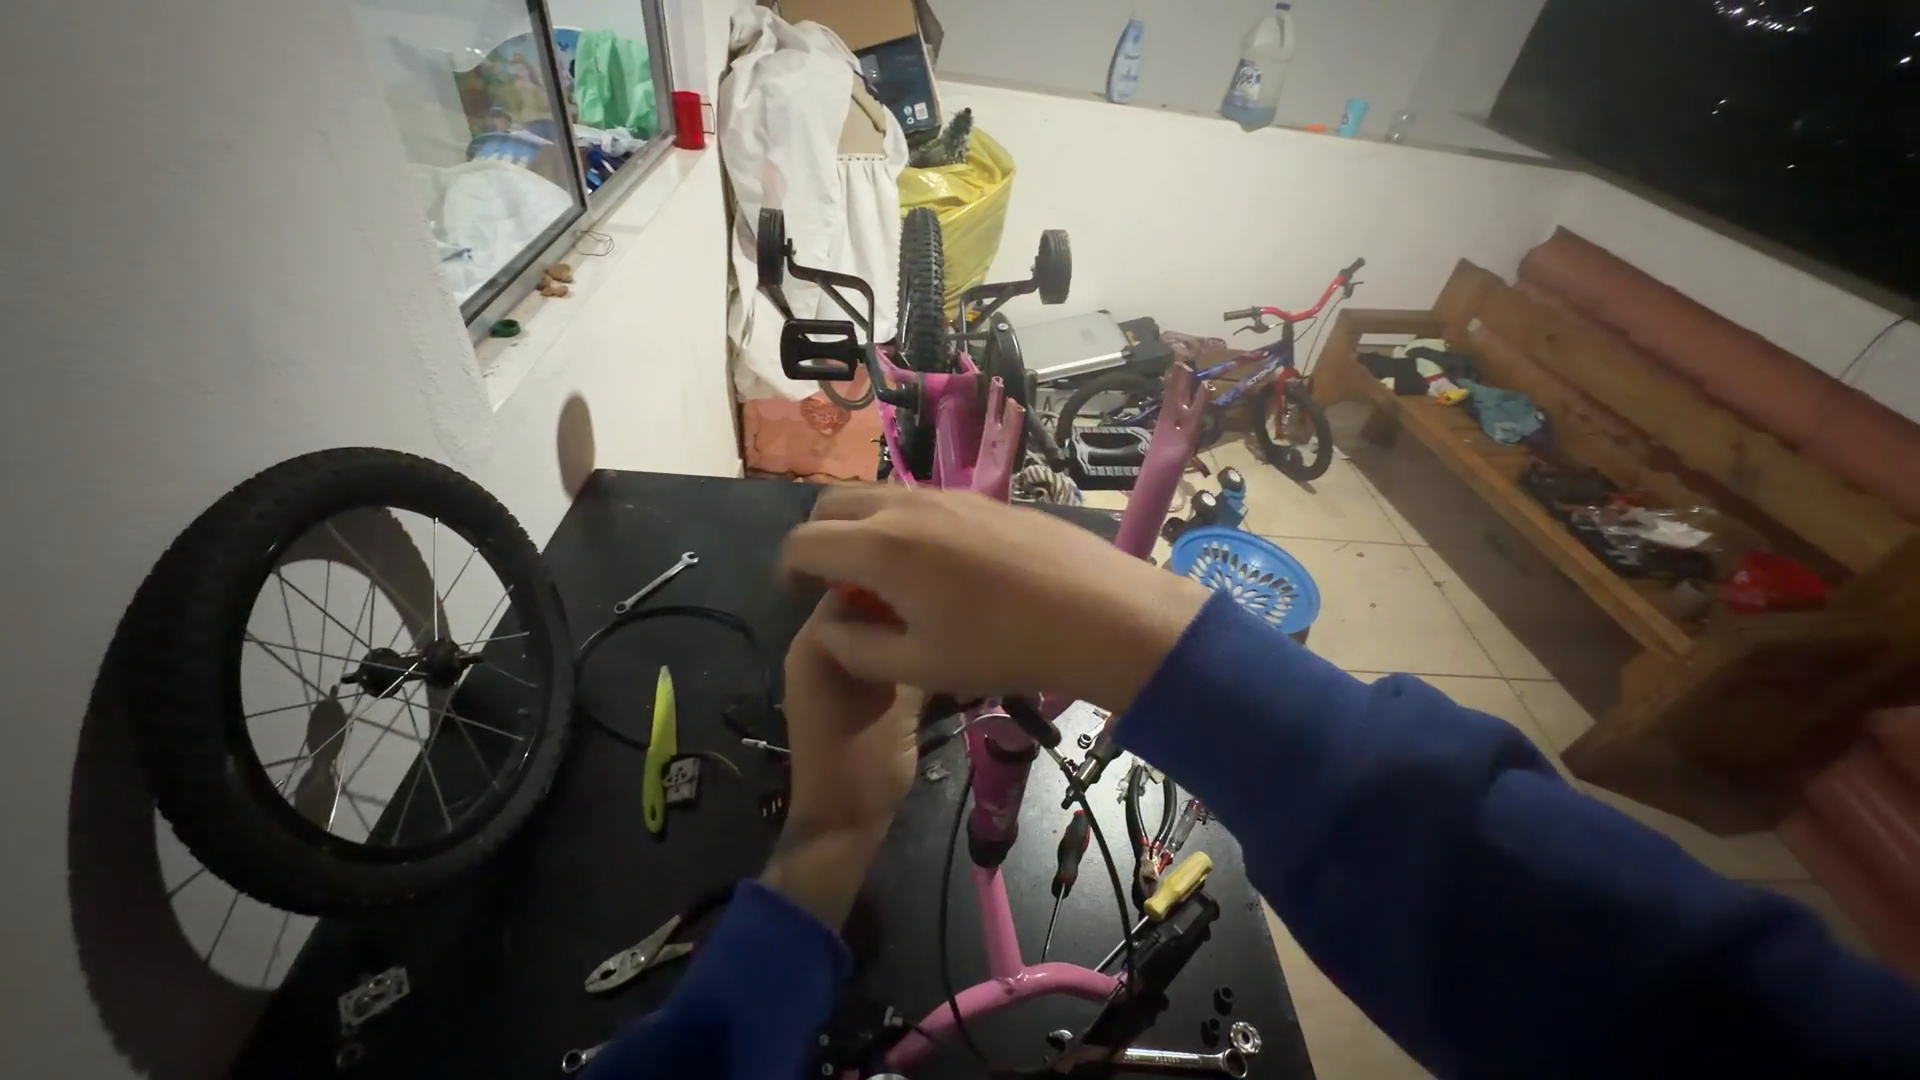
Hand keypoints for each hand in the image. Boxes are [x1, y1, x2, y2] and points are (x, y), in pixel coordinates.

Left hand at [762, 590, 922, 928]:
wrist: (842, 821)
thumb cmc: (864, 762)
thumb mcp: (896, 703)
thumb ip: (910, 654)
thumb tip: (940, 616)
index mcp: (817, 644)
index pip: (851, 584)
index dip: (893, 574)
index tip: (937, 571)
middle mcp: (816, 647)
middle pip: (860, 603)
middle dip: (901, 598)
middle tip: (951, 594)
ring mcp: (829, 670)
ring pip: (869, 629)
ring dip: (902, 623)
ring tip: (948, 616)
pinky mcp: (845, 690)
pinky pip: (872, 653)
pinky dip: (897, 648)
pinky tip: (935, 647)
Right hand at [779, 486, 1209, 711]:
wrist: (1098, 611)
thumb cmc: (1002, 647)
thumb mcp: (919, 665)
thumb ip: (857, 649)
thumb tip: (829, 629)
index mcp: (879, 547)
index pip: (802, 543)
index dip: (787, 572)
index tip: (798, 598)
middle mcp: (904, 505)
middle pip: (831, 504)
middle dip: (818, 540)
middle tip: (835, 585)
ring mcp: (946, 494)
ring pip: (877, 497)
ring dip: (861, 529)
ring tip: (885, 578)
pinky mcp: (980, 496)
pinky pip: (917, 500)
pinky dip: (900, 524)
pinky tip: (933, 566)